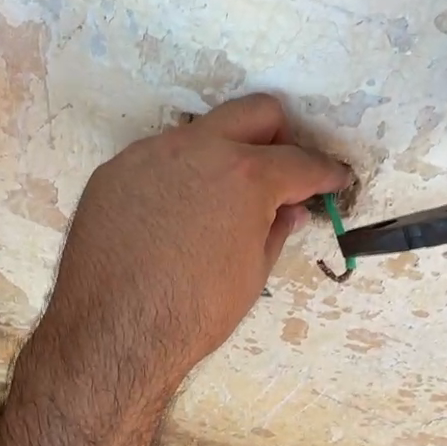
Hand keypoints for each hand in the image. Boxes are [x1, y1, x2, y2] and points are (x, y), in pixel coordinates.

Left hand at [0, 94, 350, 445]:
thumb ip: (275, 230)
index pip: (301, 161)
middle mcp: (198, 147)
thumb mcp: (251, 275)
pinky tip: (172, 218)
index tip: (333, 181)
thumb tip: (290, 209)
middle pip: (256, 113)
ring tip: (219, 204)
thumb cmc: (194, 313)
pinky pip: (158, 160)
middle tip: (281, 175)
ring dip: (222, 157)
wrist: (113, 333)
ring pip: (200, 134)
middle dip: (280, 137)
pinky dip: (178, 178)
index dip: (326, 173)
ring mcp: (150, 153)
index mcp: (245, 175)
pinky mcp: (115, 170)